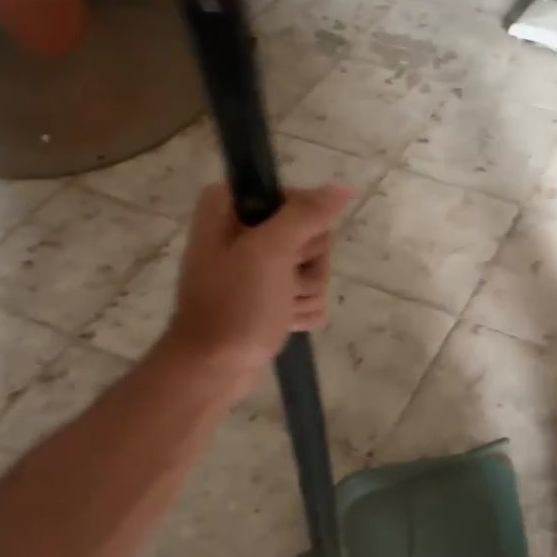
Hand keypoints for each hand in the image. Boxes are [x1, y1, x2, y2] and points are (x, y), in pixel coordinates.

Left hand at [161, 182, 352, 377]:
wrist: (214, 367)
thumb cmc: (235, 305)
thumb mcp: (270, 252)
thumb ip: (306, 215)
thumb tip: (343, 188)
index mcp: (230, 208)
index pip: (294, 197)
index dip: (301, 224)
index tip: (287, 248)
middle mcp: (242, 231)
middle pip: (309, 234)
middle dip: (306, 264)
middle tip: (282, 281)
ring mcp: (256, 267)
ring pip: (313, 266)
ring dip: (304, 292)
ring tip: (278, 307)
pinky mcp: (268, 296)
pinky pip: (308, 294)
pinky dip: (300, 310)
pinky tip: (283, 321)